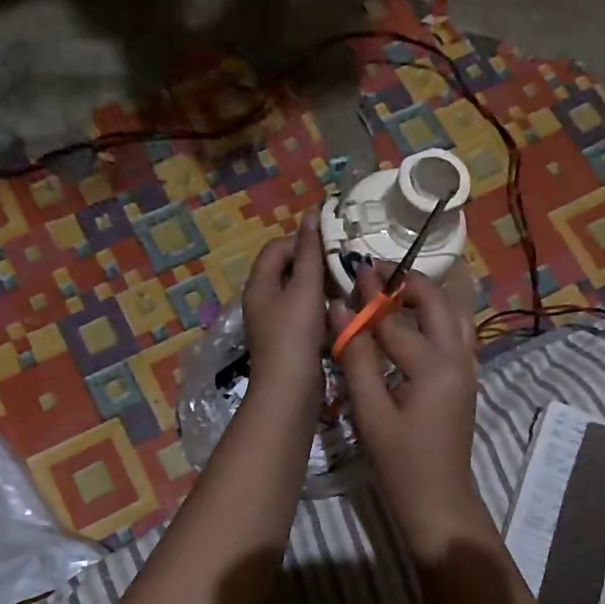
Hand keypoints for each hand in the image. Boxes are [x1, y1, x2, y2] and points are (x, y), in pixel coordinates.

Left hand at [241, 214, 328, 404]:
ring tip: (345, 288)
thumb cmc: (295, 335)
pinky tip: (339, 315)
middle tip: (342, 267)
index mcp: (259, 284)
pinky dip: (320, 311)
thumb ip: (310, 251)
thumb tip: (310, 213)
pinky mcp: (287, 342)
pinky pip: (303, 316)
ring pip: (297, 294)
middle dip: (314, 265)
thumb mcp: (305, 288)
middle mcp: (261, 301)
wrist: (289, 390)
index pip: (277, 247)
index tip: (330, 249)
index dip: (302, 241)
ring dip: (320, 289)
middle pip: (287, 270)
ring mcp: (273, 324)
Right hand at [331, 266, 492, 553]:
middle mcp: (458, 358)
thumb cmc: (399, 462)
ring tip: (395, 291)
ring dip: (425, 298)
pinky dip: (435, 318)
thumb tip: (341, 311)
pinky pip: (455, 335)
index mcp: (433, 366)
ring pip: (452, 317)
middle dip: (407, 284)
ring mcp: (467, 369)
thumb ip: (357, 358)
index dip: (371, 297)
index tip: (353, 271)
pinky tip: (413, 322)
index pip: (395, 321)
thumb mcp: (370, 412)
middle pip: (436, 305)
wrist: (438, 499)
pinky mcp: (465, 380)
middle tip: (378, 271)